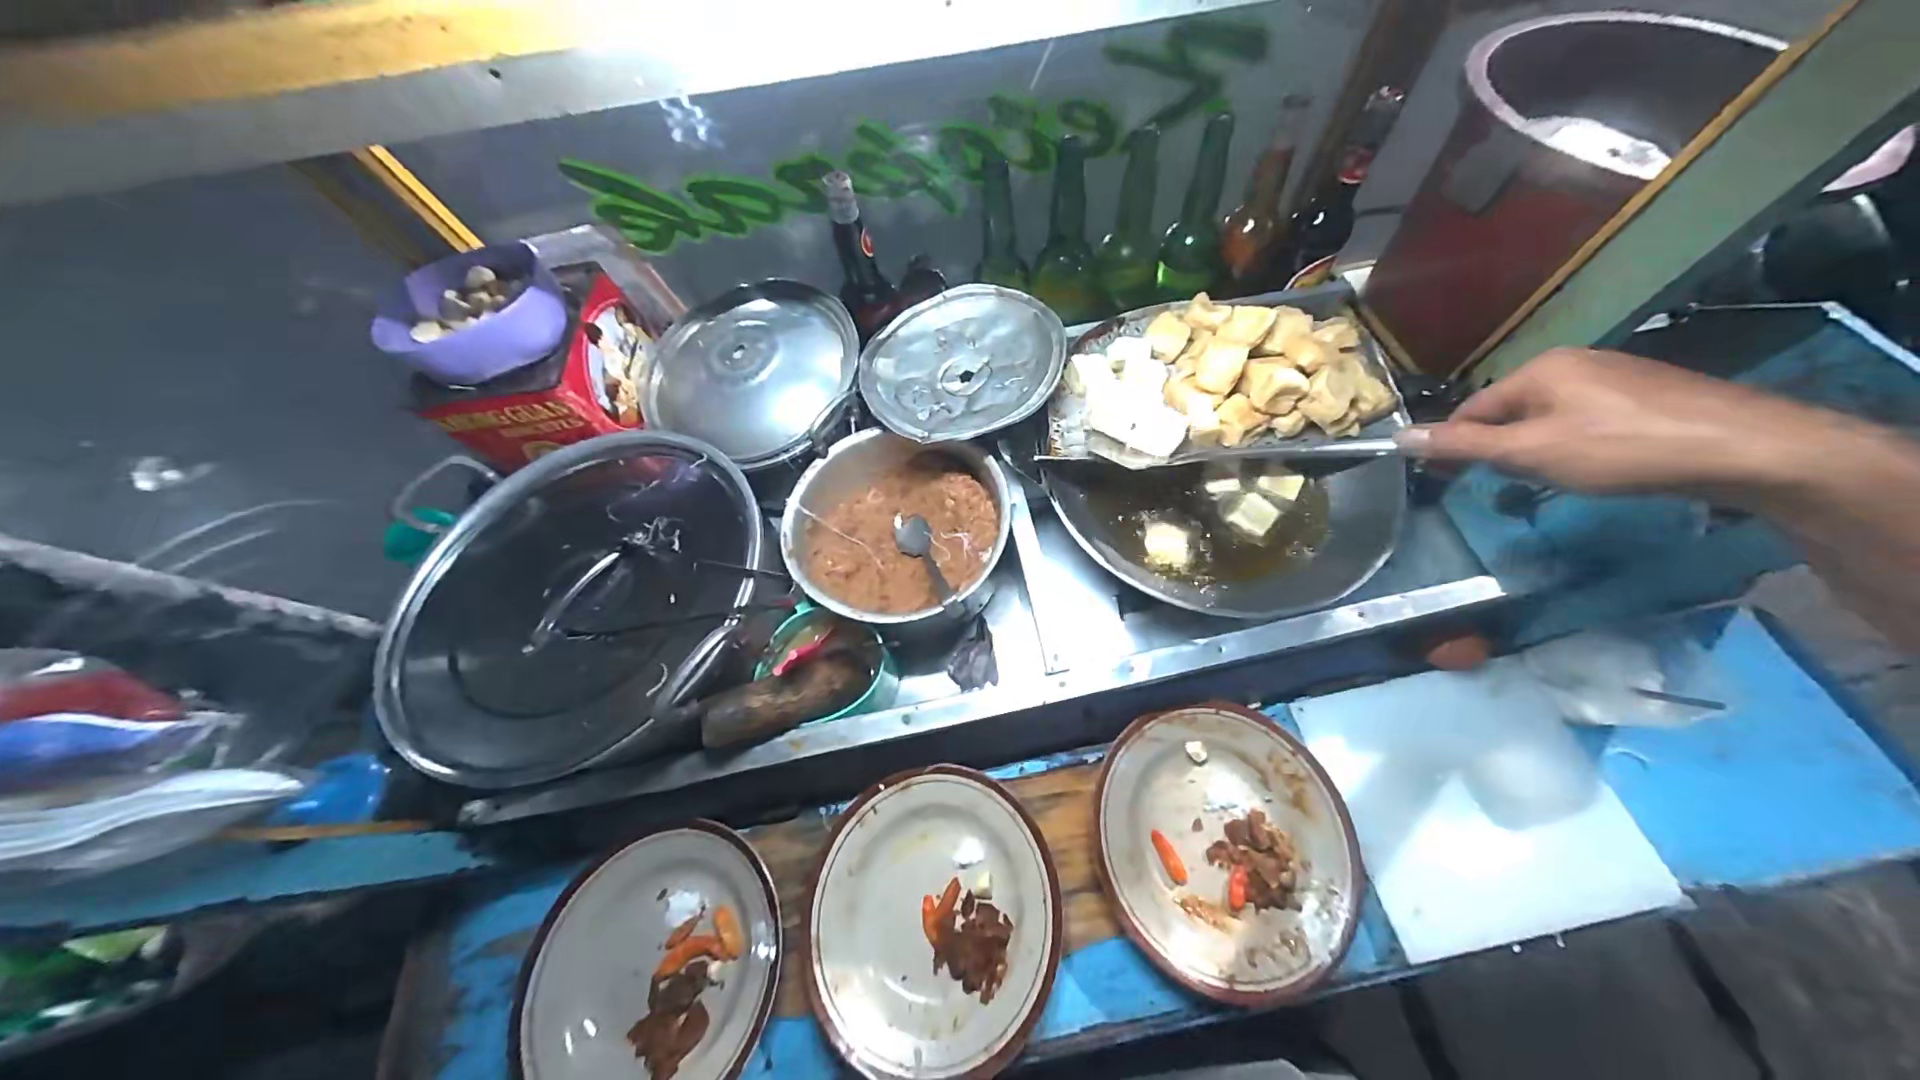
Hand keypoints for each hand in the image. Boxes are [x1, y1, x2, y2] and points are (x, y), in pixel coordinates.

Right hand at [1393, 347, 1839, 503]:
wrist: (1745, 448)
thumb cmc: (1620, 448)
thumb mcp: (1528, 452)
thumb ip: (1461, 446)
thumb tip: (1398, 437)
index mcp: (1538, 369)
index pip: (1471, 410)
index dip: (1454, 447)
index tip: (1446, 480)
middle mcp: (1572, 362)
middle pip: (1508, 411)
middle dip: (1497, 448)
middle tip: (1505, 483)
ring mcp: (1612, 375)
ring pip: (1545, 417)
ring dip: (1532, 448)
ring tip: (1550, 478)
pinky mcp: (1645, 393)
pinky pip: (1583, 418)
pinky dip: (1570, 443)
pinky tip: (1592, 465)